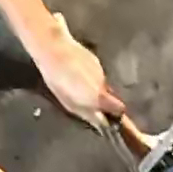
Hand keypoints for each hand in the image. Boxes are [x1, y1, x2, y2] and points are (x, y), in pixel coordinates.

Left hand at [33, 13, 124, 127]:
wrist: (52, 47)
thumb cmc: (58, 79)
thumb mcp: (70, 104)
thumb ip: (90, 115)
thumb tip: (103, 124)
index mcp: (101, 98)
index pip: (121, 109)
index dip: (117, 113)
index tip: (109, 115)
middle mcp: (105, 85)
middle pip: (111, 96)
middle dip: (104, 99)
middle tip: (89, 100)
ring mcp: (100, 71)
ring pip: (102, 84)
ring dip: (95, 86)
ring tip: (78, 83)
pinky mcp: (94, 59)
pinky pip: (96, 72)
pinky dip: (90, 75)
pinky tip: (77, 71)